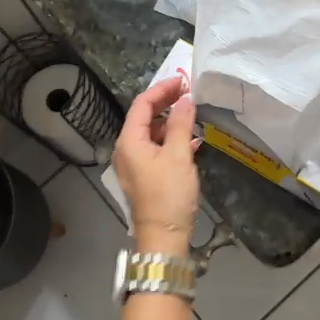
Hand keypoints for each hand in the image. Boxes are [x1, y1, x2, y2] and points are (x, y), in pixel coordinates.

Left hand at [113, 76, 199, 255]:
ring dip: (171, 122)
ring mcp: (134, 164)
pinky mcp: (145, 175)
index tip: (183, 81)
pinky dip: (171, 141)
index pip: (142, 104)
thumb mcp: (179, 156)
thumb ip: (182, 124)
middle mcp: (126, 149)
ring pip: (151, 133)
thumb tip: (186, 100)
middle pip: (144, 117)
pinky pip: (156, 149)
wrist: (163, 237)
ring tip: (193, 114)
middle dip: (166, 103)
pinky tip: (192, 140)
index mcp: (129, 141)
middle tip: (189, 93)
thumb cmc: (169, 195)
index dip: (162, 90)